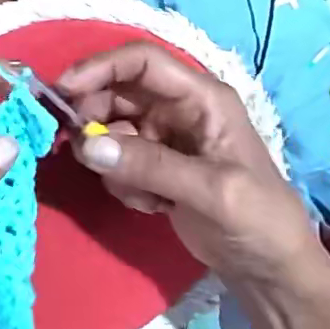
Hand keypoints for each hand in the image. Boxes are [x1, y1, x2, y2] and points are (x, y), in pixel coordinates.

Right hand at [56, 42, 323, 286]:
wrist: (267, 267)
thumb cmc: (257, 218)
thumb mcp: (212, 191)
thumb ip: (150, 166)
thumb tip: (87, 145)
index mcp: (202, 97)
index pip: (142, 61)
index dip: (100, 67)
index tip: (63, 90)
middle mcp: (178, 109)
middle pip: (116, 92)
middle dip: (94, 120)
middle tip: (82, 152)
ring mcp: (163, 137)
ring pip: (110, 130)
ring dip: (111, 161)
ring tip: (142, 195)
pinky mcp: (152, 165)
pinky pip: (116, 161)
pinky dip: (122, 182)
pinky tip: (153, 206)